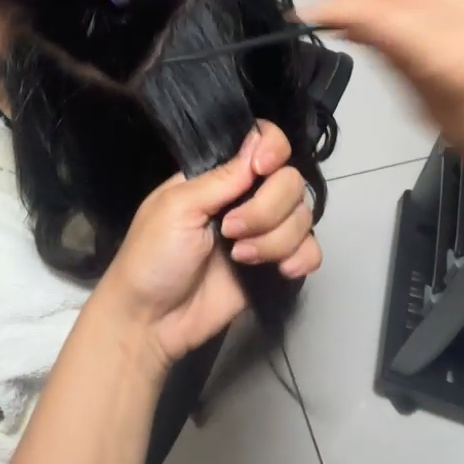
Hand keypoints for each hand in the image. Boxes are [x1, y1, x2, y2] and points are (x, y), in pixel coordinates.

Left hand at [98, 121, 321, 366]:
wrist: (153, 320)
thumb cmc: (152, 257)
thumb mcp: (176, 208)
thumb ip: (220, 178)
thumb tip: (257, 143)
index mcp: (218, 175)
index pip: (264, 142)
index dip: (272, 150)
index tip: (261, 170)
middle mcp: (245, 196)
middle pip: (290, 180)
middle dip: (266, 209)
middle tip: (230, 232)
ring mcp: (263, 230)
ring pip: (302, 215)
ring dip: (275, 239)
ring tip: (240, 258)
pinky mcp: (275, 264)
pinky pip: (311, 250)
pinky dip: (302, 258)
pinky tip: (281, 271)